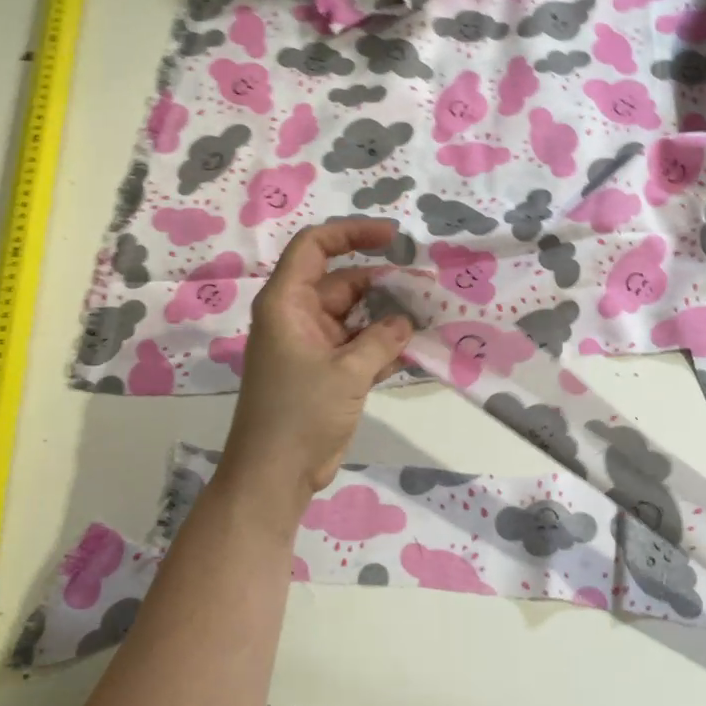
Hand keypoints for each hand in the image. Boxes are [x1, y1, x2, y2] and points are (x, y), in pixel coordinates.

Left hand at [222, 219, 413, 500]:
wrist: (276, 473)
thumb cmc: (300, 413)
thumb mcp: (347, 372)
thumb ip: (381, 340)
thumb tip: (405, 321)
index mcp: (287, 303)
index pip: (315, 247)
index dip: (351, 233)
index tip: (392, 237)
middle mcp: (298, 317)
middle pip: (343, 282)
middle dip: (383, 283)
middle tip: (426, 287)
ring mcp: (313, 346)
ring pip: (356, 317)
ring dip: (388, 318)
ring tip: (429, 316)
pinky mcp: (327, 373)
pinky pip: (359, 347)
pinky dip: (384, 347)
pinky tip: (416, 350)